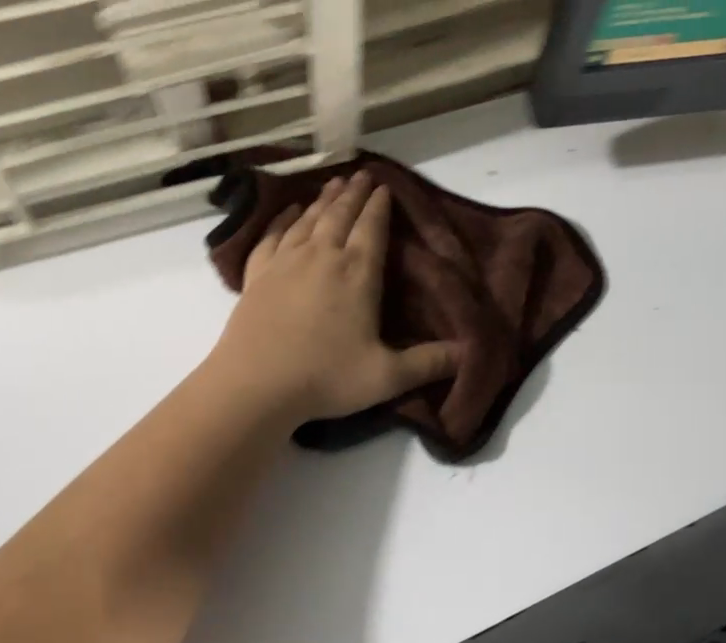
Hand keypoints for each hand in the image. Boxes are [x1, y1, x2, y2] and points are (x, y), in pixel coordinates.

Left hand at [206, 170, 457, 423]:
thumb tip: (468, 353)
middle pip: (340, 215)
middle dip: (353, 194)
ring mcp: (285, 262)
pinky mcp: (256, 276)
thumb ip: (428, 363)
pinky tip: (287, 213)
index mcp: (357, 274)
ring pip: (307, 220)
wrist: (257, 385)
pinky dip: (282, 219)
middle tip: (361, 175)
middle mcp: (322, 257)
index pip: (373, 229)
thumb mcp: (386, 377)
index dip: (380, 207)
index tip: (384, 187)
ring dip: (322, 200)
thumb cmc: (326, 379)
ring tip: (332, 185)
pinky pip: (271, 235)